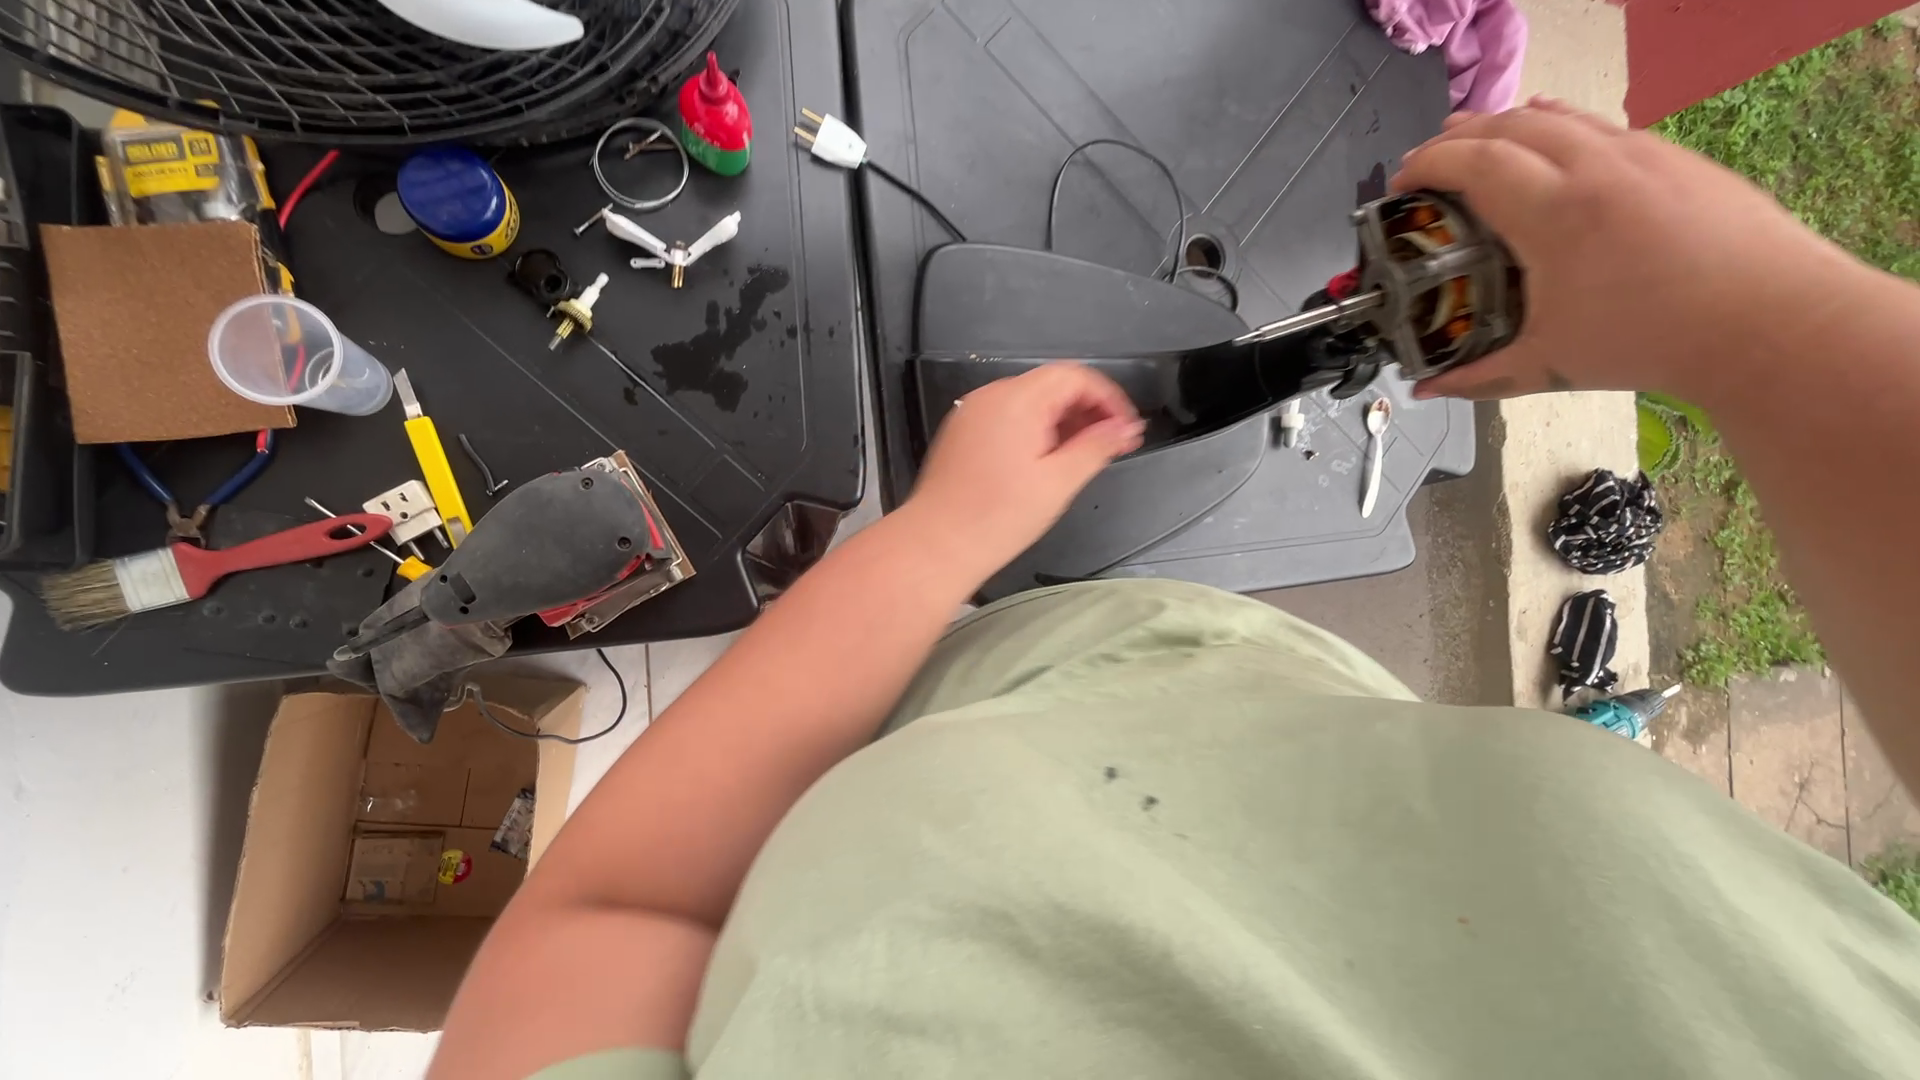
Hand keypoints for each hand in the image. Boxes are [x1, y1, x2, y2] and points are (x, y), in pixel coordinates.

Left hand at [901, 362, 1144, 581]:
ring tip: (1085, 456)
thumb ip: (1097, 447)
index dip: (1109, 398)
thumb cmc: (996, 518)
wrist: (936, 544)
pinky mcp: (965, 431)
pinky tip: (1049, 460)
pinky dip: (1036, 430)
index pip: (1075, 376)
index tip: (1127, 428)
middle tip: (1114, 444)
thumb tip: (1127, 428)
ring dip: (1064, 421)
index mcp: (1017, 400)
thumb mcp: (1058, 482)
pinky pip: (1009, 417)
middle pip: (1053, 385)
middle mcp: (992, 396)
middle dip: (1088, 410)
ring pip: (1032, 401)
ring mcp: (974, 412)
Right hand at [1394, 98, 1869, 402]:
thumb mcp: (1547, 365)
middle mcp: (1597, 167)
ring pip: (1558, 115)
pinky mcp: (1674, 158)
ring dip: (1503, 123)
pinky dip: (1554, 124)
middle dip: (1456, 138)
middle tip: (1422, 164)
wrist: (1773, 322)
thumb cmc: (1649, 343)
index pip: (1477, 162)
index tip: (1400, 182)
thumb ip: (1475, 376)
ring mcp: (1641, 154)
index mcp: (1556, 214)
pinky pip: (1597, 124)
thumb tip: (1424, 389)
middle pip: (1510, 125)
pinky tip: (1543, 139)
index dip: (1428, 164)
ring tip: (1471, 139)